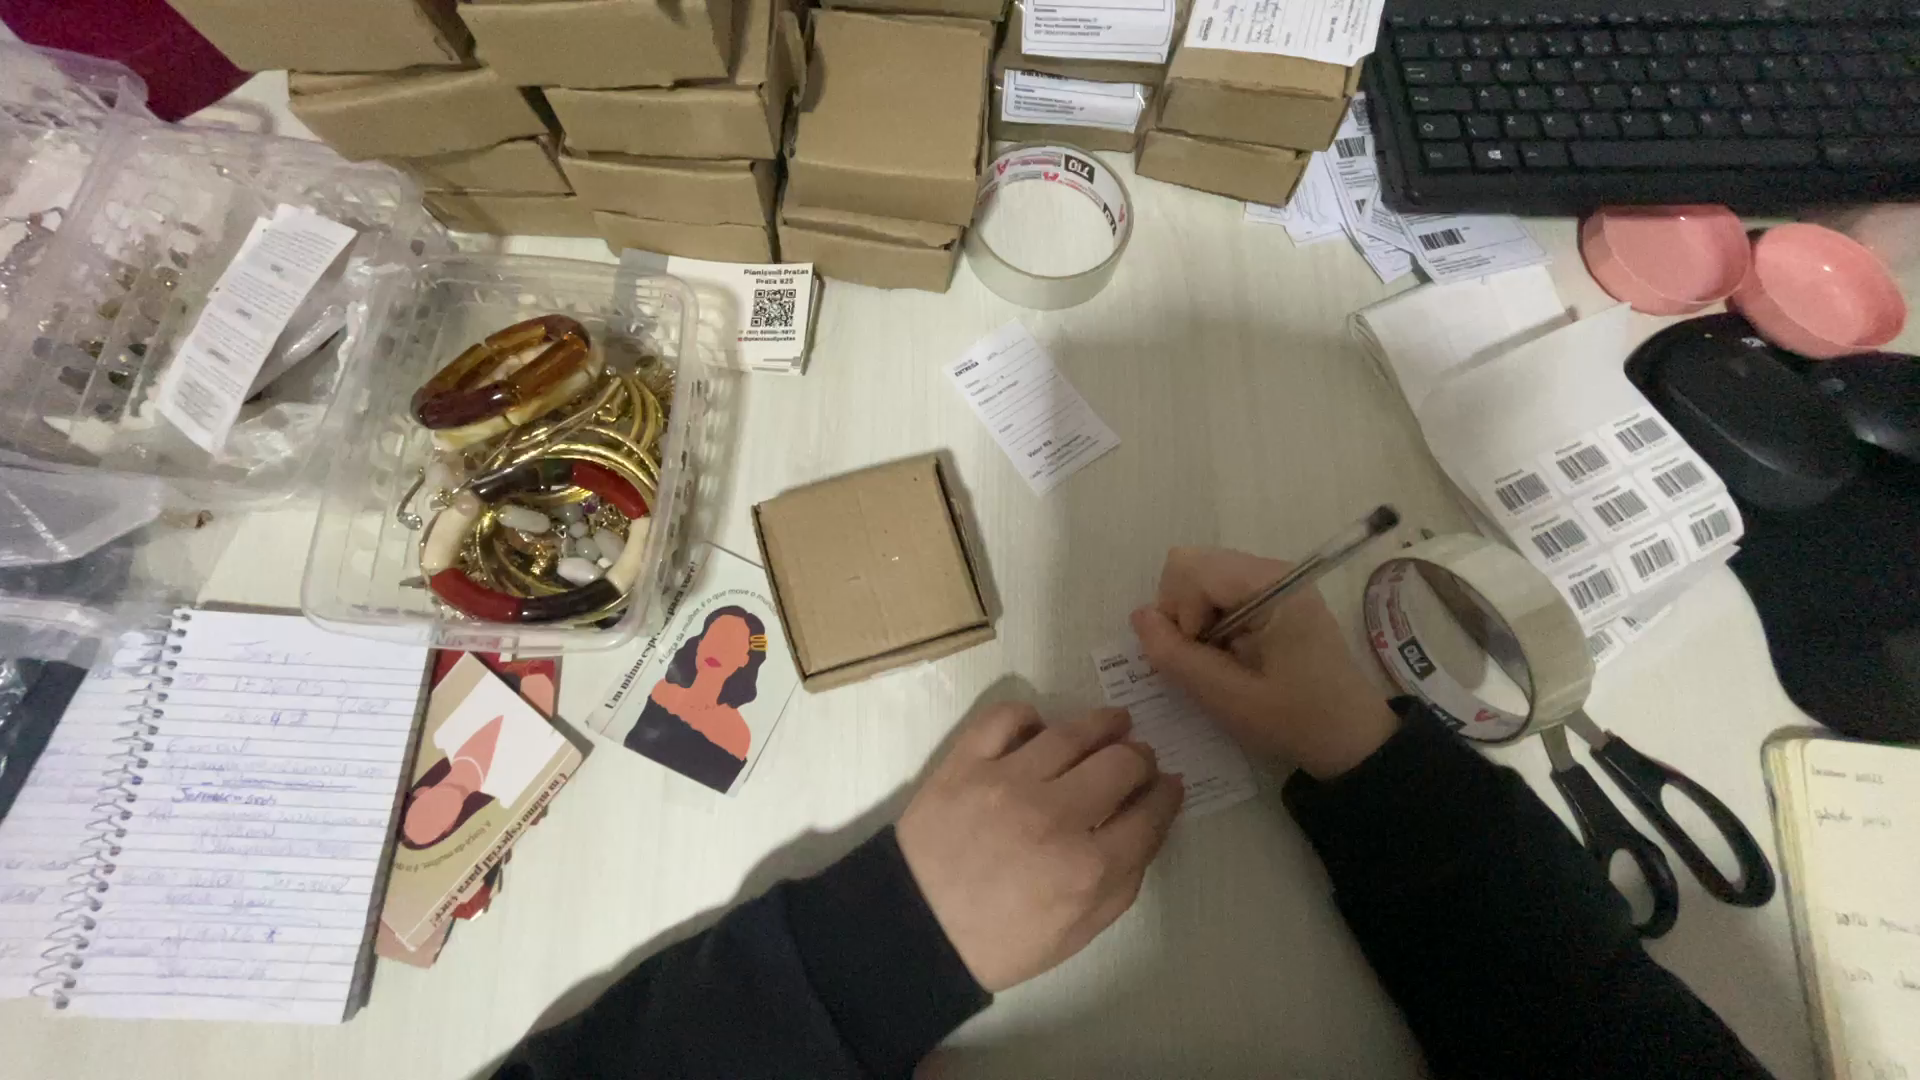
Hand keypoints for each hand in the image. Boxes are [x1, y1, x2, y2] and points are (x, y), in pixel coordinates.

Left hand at [896, 703, 1183, 992]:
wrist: (917, 926)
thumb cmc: (1001, 938)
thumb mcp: (1077, 933)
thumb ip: (1122, 882)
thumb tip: (1147, 824)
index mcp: (1087, 868)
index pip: (1149, 813)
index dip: (1167, 793)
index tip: (1167, 783)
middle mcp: (1055, 815)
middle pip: (1120, 763)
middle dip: (1141, 756)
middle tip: (1139, 755)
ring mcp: (1008, 781)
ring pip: (1071, 732)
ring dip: (1103, 723)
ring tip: (1114, 721)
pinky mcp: (966, 762)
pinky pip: (1006, 717)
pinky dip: (1029, 715)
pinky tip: (1041, 726)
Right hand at [1130, 546, 1398, 779]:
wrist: (1352, 739)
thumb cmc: (1296, 721)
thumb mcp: (1228, 699)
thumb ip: (1176, 656)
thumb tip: (1139, 617)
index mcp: (1272, 586)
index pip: (1189, 568)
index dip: (1180, 612)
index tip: (1201, 655)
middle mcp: (1270, 568)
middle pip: (1189, 564)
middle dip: (1180, 610)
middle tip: (1204, 655)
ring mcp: (1270, 578)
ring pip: (1196, 574)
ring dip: (1191, 615)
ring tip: (1217, 655)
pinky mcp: (1268, 592)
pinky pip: (1213, 588)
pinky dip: (1205, 616)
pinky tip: (1227, 649)